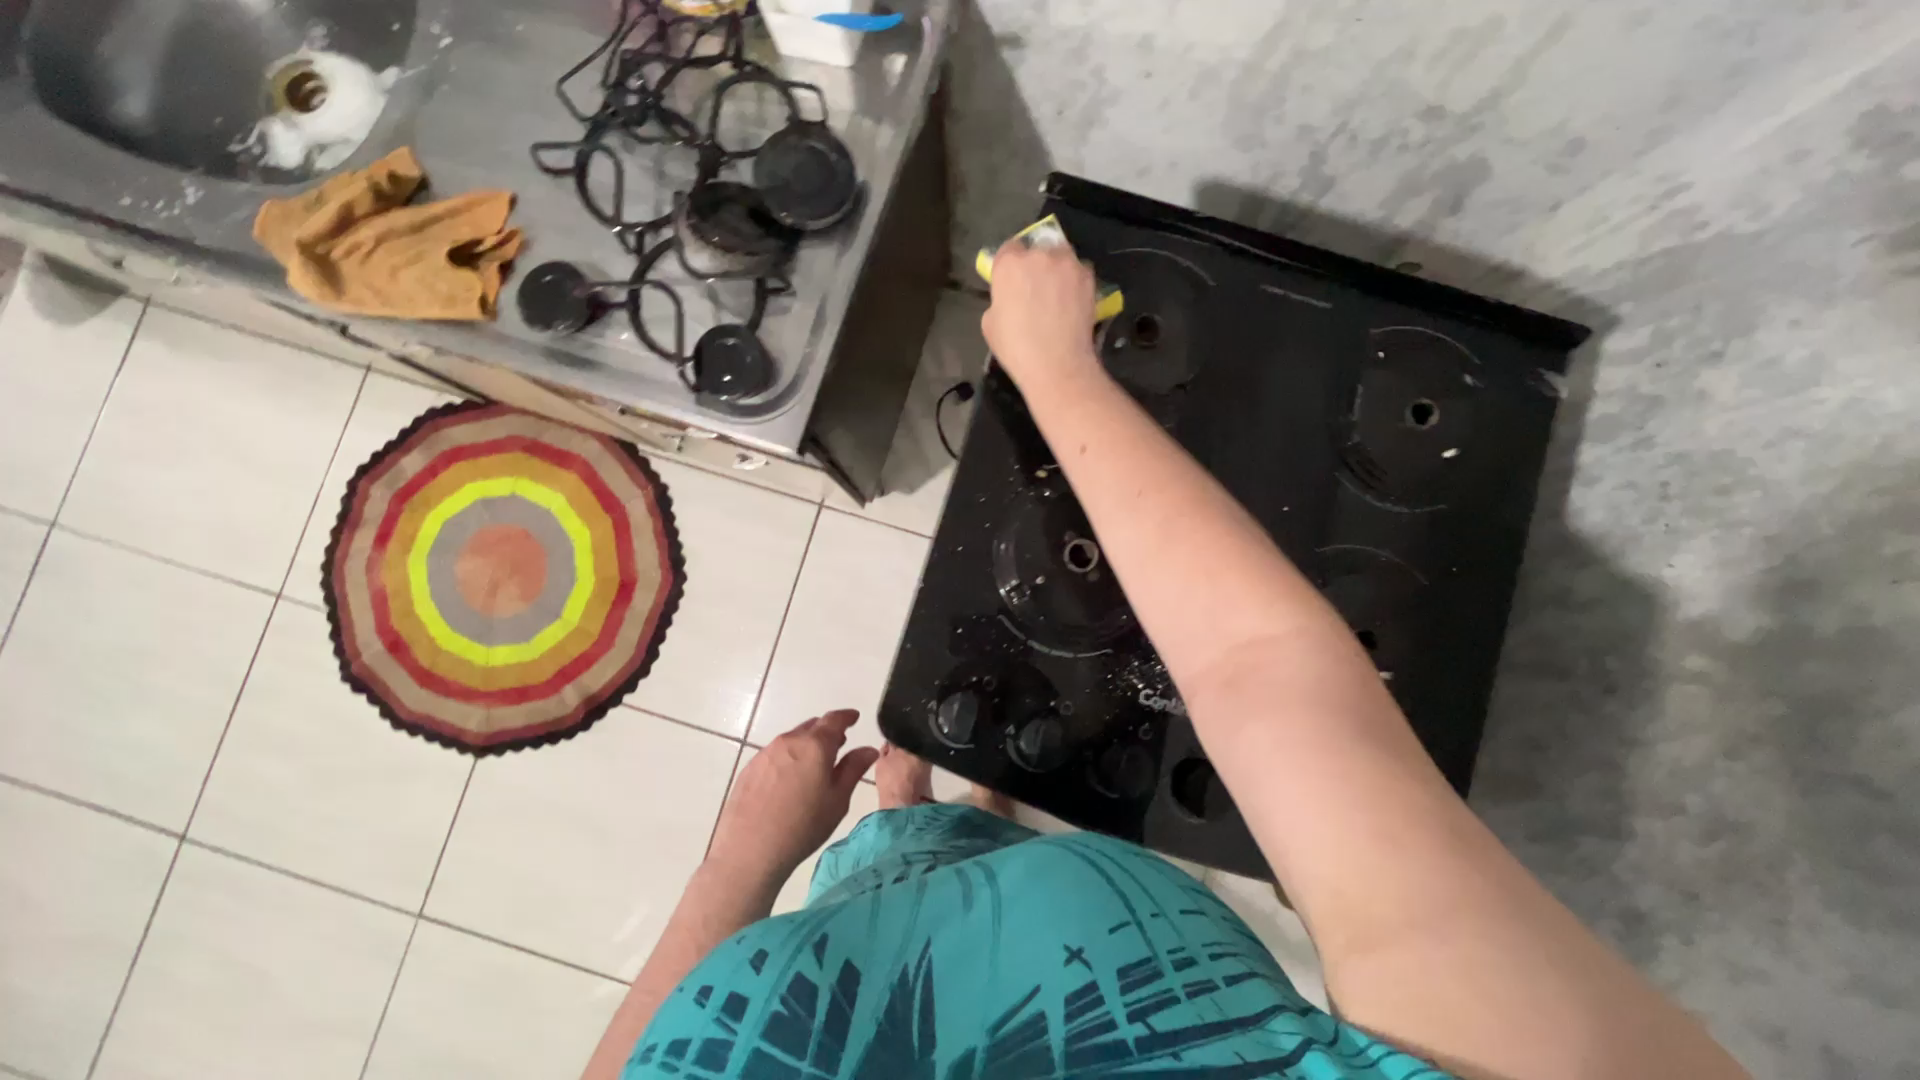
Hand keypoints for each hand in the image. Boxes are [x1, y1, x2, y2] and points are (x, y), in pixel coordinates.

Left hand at [706, 710, 879, 885]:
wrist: (750, 850)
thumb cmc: (803, 826)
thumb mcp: (837, 800)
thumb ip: (853, 769)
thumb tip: (868, 749)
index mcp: (815, 745)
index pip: (834, 720)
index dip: (846, 717)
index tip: (854, 718)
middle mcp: (789, 741)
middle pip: (811, 727)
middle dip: (826, 732)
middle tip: (838, 744)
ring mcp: (765, 754)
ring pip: (791, 741)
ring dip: (806, 746)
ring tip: (813, 765)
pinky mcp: (749, 769)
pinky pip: (774, 755)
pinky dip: (787, 759)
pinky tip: (788, 782)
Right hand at [981, 236, 1104, 394]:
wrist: (1056, 363)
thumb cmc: (1016, 348)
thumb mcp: (990, 323)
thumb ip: (1000, 299)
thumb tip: (1010, 298)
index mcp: (1009, 264)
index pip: (1009, 249)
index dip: (1011, 264)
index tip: (1013, 279)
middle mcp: (1038, 255)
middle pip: (1037, 249)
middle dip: (1036, 264)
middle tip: (1036, 287)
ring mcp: (1066, 263)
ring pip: (1061, 255)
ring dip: (1058, 267)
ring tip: (1058, 291)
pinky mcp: (1088, 276)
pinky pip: (1080, 270)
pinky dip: (1076, 280)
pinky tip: (1073, 300)